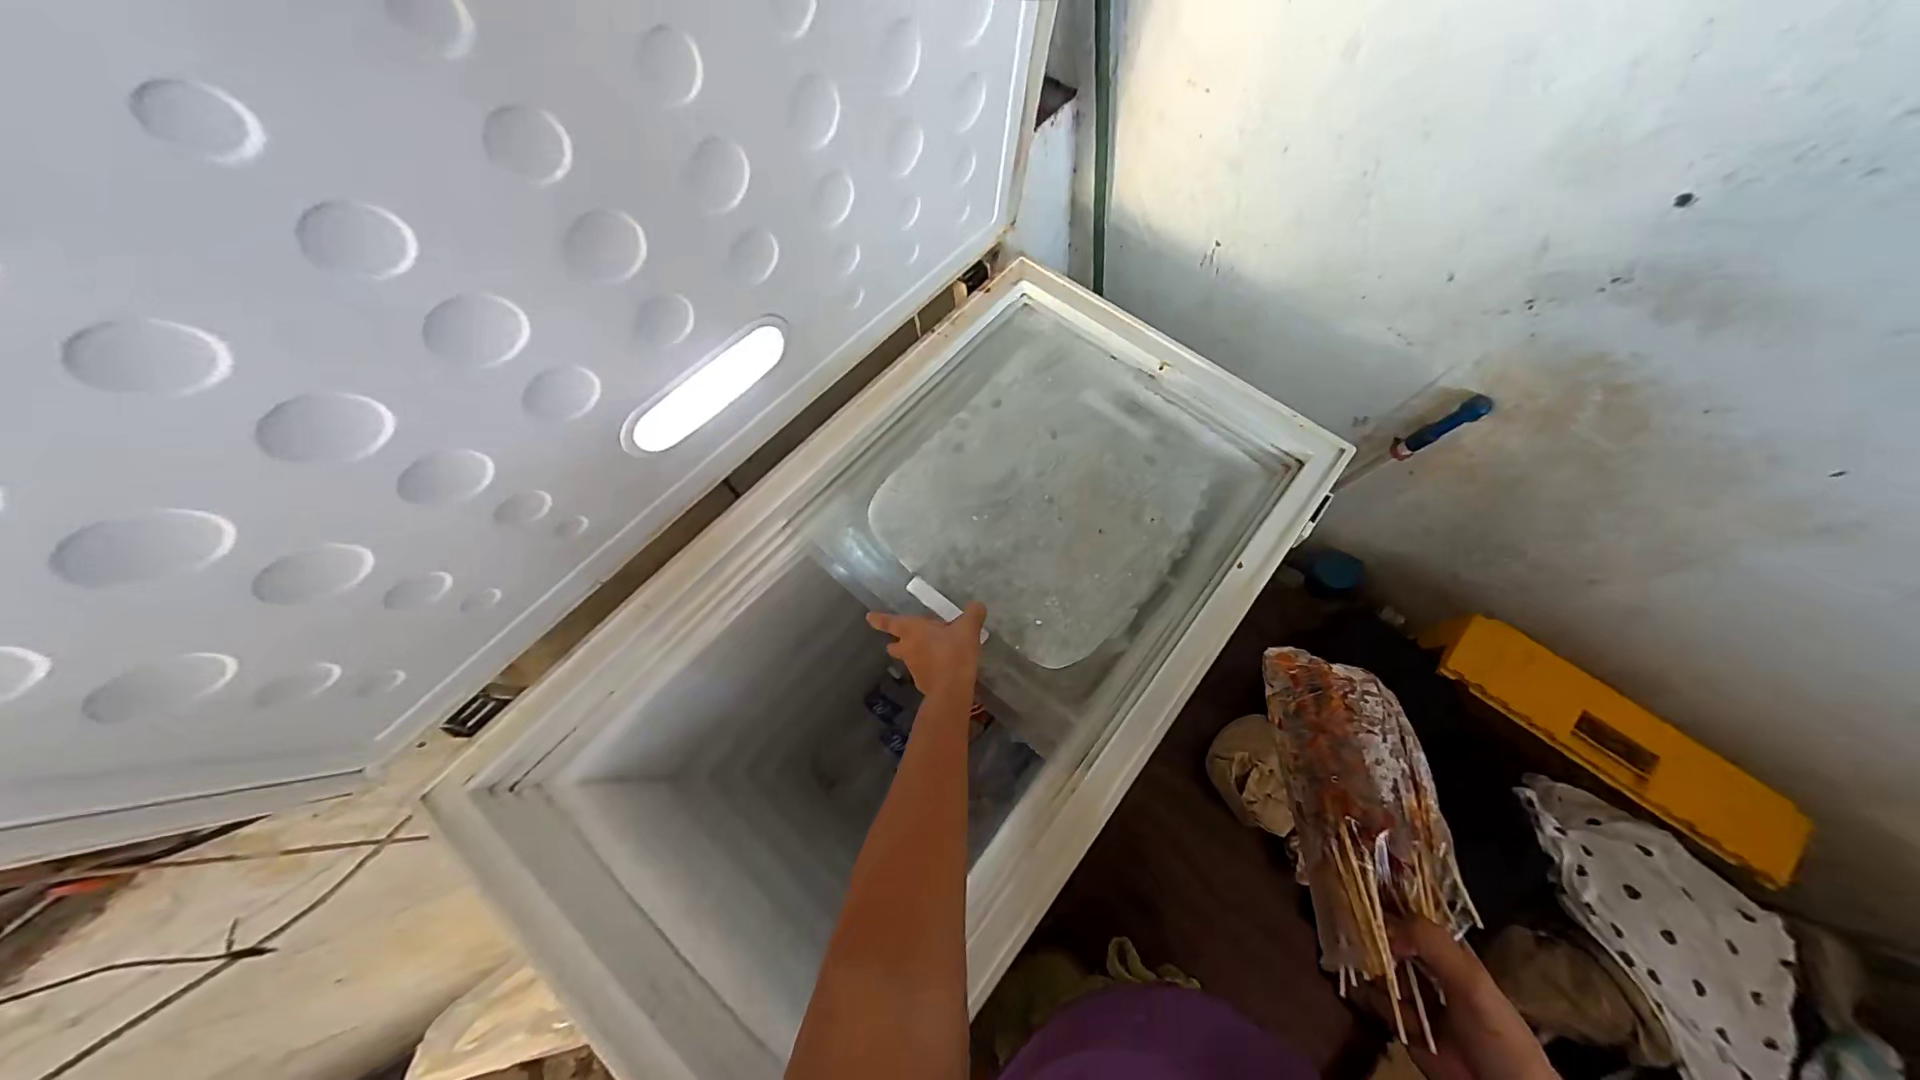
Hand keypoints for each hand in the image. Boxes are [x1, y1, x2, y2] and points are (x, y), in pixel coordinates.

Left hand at [867, 602, 986, 696]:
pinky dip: (928, 667)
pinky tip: (943, 666)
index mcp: (912, 630)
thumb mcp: (968, 628)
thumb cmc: (954, 652)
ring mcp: (913, 667)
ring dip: (916, 654)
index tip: (869, 617)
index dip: (879, 619)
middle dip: (897, 642)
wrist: (951, 689)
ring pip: (909, 658)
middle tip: (905, 639)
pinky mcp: (922, 683)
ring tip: (935, 651)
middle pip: (894, 645)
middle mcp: (907, 648)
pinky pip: (922, 671)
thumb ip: (973, 614)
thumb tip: (977, 605)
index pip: (890, 622)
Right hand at [1365, 917, 1559, 1079]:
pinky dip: (1375, 1003)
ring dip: (1373, 976)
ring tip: (1394, 995)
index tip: (1358, 900)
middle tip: (1361, 946)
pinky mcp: (1398, 1020)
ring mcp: (1409, 992)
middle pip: (1382, 937)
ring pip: (1372, 966)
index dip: (1381, 904)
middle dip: (1369, 940)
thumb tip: (1382, 925)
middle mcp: (1422, 964)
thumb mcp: (1472, 983)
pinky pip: (1372, 999)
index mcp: (1443, 949)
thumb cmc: (1498, 1036)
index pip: (1406, 913)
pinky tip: (1402, 1020)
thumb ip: (1431, 944)